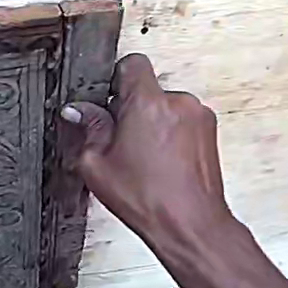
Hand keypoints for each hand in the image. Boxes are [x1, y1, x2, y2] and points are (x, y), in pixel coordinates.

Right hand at [61, 54, 235, 253]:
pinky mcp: (209, 132)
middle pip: (147, 89)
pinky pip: (182, 120)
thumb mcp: (97, 165)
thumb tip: (78, 111)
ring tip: (142, 157)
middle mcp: (178, 103)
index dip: (116, 78)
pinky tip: (160, 162)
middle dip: (131, 108)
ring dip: (152, 122)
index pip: (132, 63)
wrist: (190, 224)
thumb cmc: (149, 199)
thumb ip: (88, 129)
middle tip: (119, 139)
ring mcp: (198, 116)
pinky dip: (170, 134)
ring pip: (165, 106)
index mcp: (147, 104)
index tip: (109, 97)